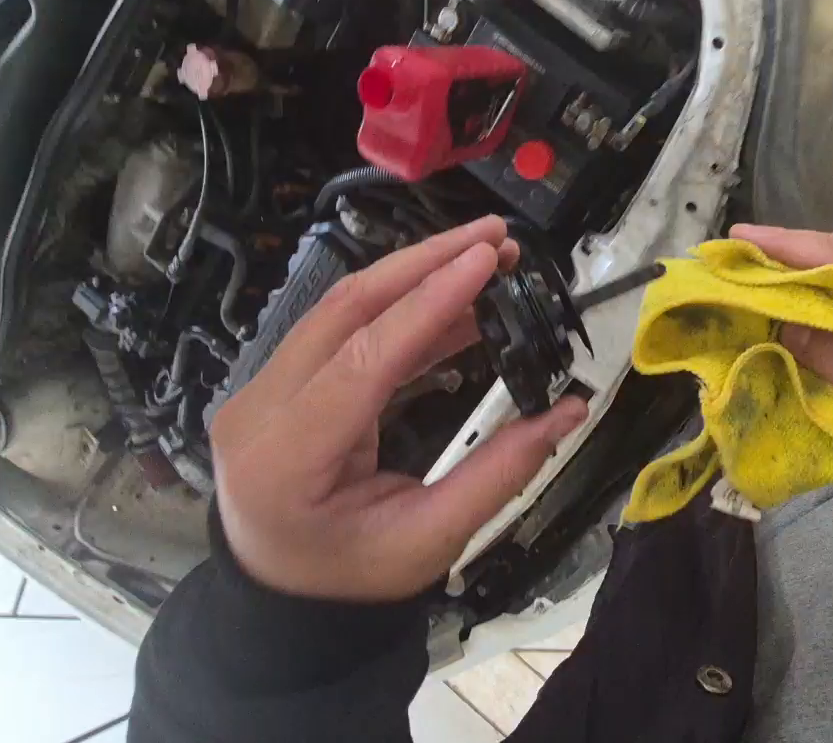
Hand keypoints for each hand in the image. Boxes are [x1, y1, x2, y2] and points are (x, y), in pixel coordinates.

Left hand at [209, 216, 587, 600]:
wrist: (279, 595)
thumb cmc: (351, 576)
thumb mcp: (429, 540)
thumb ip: (500, 472)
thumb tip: (571, 409)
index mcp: (287, 457)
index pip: (365, 357)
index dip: (431, 300)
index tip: (488, 257)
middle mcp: (261, 406)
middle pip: (347, 307)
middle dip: (427, 261)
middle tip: (496, 237)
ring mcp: (262, 385)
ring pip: (344, 305)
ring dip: (418, 273)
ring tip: (487, 258)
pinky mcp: (280, 377)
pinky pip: (346, 326)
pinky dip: (405, 306)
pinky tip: (459, 301)